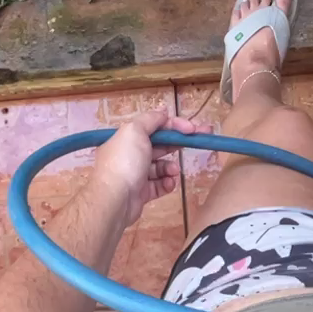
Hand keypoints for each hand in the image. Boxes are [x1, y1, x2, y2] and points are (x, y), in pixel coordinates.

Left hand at [86, 109, 201, 225]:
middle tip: (197, 142)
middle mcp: (129, 155)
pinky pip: (158, 185)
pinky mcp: (141, 193)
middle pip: (159, 145)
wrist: (115, 199)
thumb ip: (150, 119)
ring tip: (173, 171)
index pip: (154, 126)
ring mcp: (135, 174)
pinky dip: (166, 183)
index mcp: (126, 138)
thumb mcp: (135, 130)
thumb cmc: (125, 161)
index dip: (174, 125)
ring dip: (170, 167)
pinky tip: (169, 183)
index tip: (193, 128)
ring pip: (160, 166)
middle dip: (178, 143)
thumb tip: (163, 112)